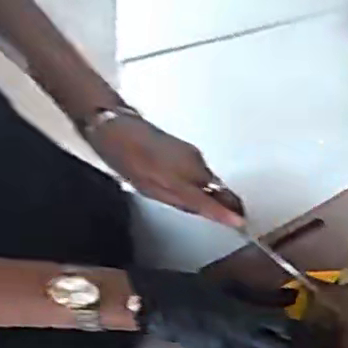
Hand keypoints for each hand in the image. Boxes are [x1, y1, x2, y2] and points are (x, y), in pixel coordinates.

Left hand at [88, 115, 244, 228]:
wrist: (108, 121)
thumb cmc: (127, 158)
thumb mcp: (156, 190)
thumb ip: (195, 205)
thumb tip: (230, 219)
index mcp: (193, 178)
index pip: (227, 202)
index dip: (234, 216)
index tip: (240, 225)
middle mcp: (199, 166)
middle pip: (222, 193)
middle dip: (220, 204)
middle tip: (206, 214)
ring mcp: (194, 155)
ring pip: (211, 182)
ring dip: (206, 192)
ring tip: (183, 196)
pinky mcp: (187, 149)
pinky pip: (201, 172)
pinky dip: (195, 181)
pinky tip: (175, 181)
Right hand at [126, 267, 335, 347]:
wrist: (155, 305)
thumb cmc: (194, 288)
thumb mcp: (234, 286)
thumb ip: (267, 295)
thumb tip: (295, 296)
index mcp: (248, 317)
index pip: (291, 330)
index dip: (314, 336)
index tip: (332, 338)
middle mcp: (245, 340)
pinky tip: (263, 342)